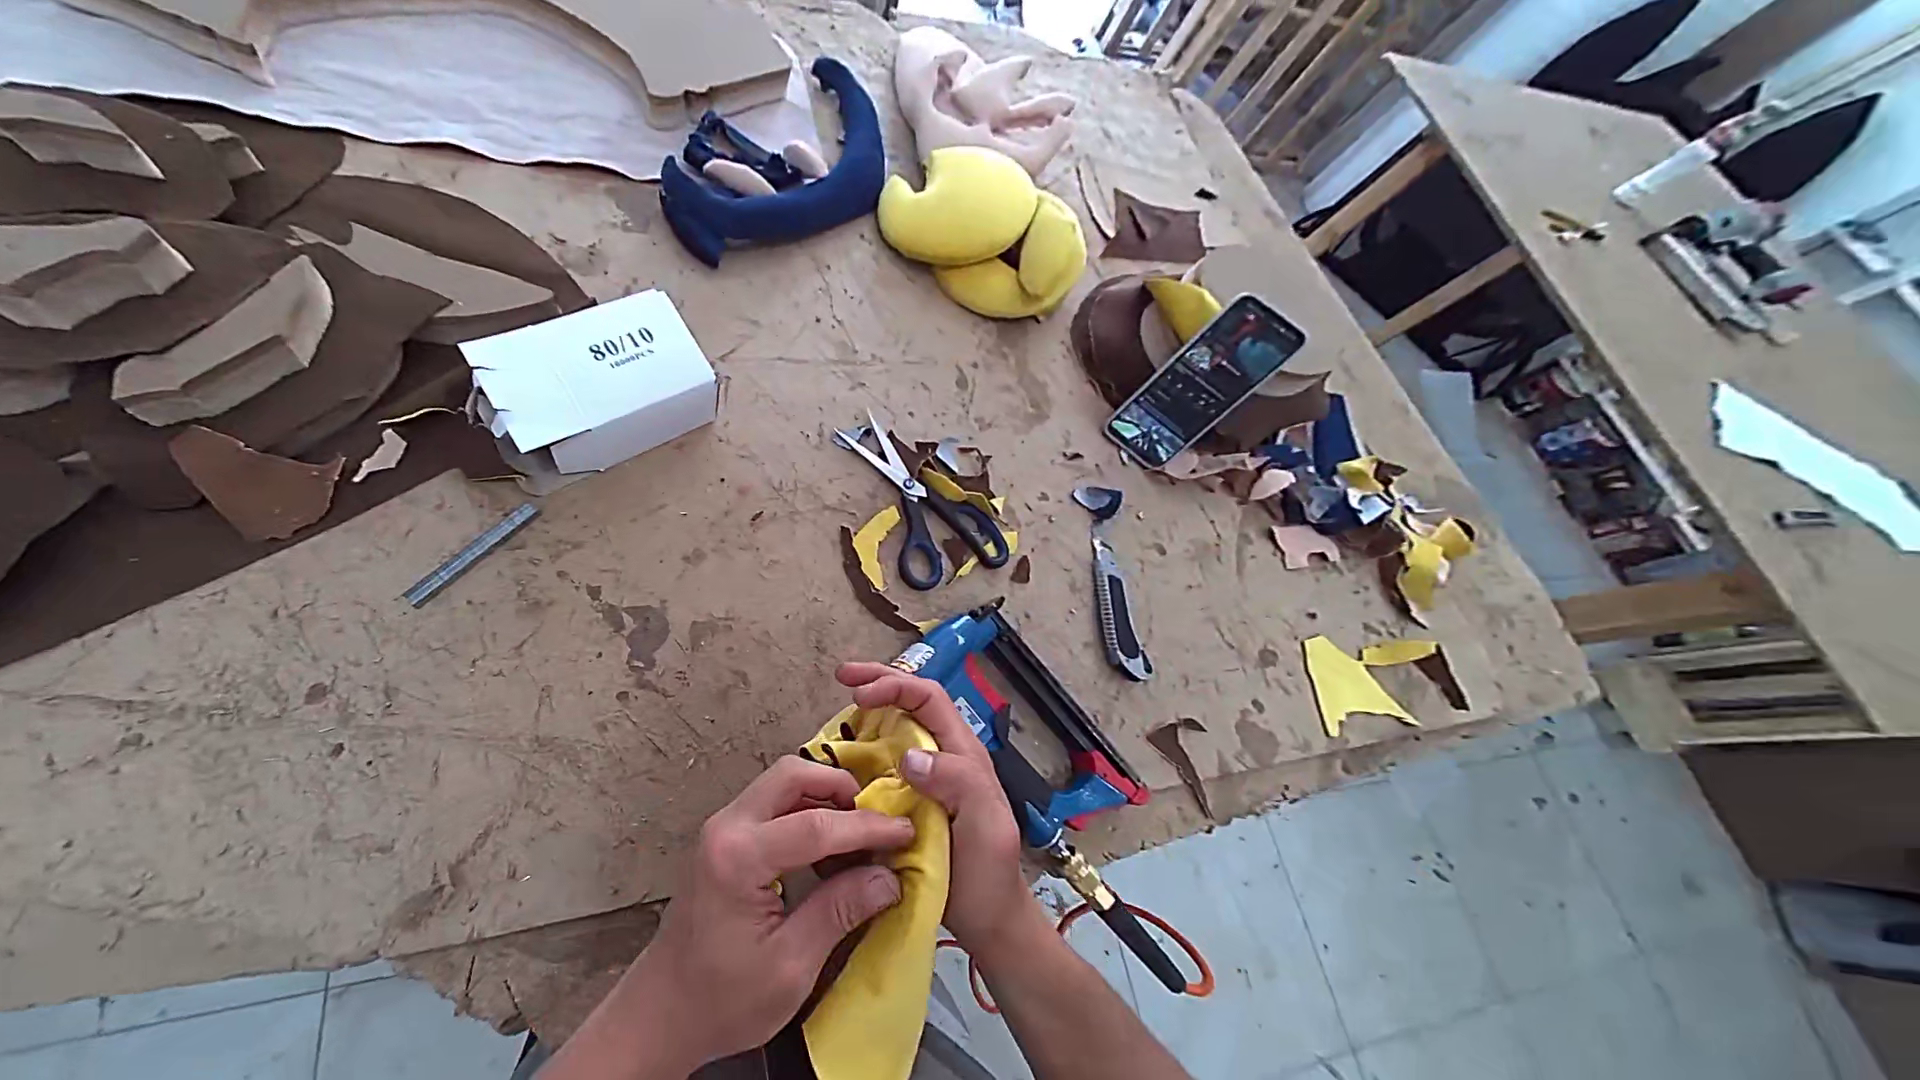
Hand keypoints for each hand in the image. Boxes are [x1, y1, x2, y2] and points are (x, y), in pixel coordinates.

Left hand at [568, 757, 913, 1077]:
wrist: (659, 1015)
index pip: (817, 824)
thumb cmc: (721, 1000)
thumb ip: (840, 911)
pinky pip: (774, 801)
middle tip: (874, 818)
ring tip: (857, 831)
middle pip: (793, 774)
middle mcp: (726, 827)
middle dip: (841, 787)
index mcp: (738, 858)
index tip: (905, 832)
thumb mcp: (790, 966)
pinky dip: (808, 807)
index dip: (868, 827)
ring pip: (783, 782)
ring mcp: (722, 828)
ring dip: (825, 794)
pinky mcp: (726, 836)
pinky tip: (829, 842)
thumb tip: (890, 878)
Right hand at [834, 662, 1043, 952]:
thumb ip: (959, 782)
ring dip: (866, 717)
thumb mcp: (987, 825)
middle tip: (843, 677)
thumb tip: (909, 755)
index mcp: (962, 753)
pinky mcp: (906, 804)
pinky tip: (838, 764)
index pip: (929, 700)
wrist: (987, 920)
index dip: (895, 686)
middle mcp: (942, 757)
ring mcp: (924, 780)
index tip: (859, 694)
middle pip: (910, 704)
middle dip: (878, 683)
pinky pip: (880, 768)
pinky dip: (859, 756)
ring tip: (836, 719)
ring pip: (893, 732)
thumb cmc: (990, 872)